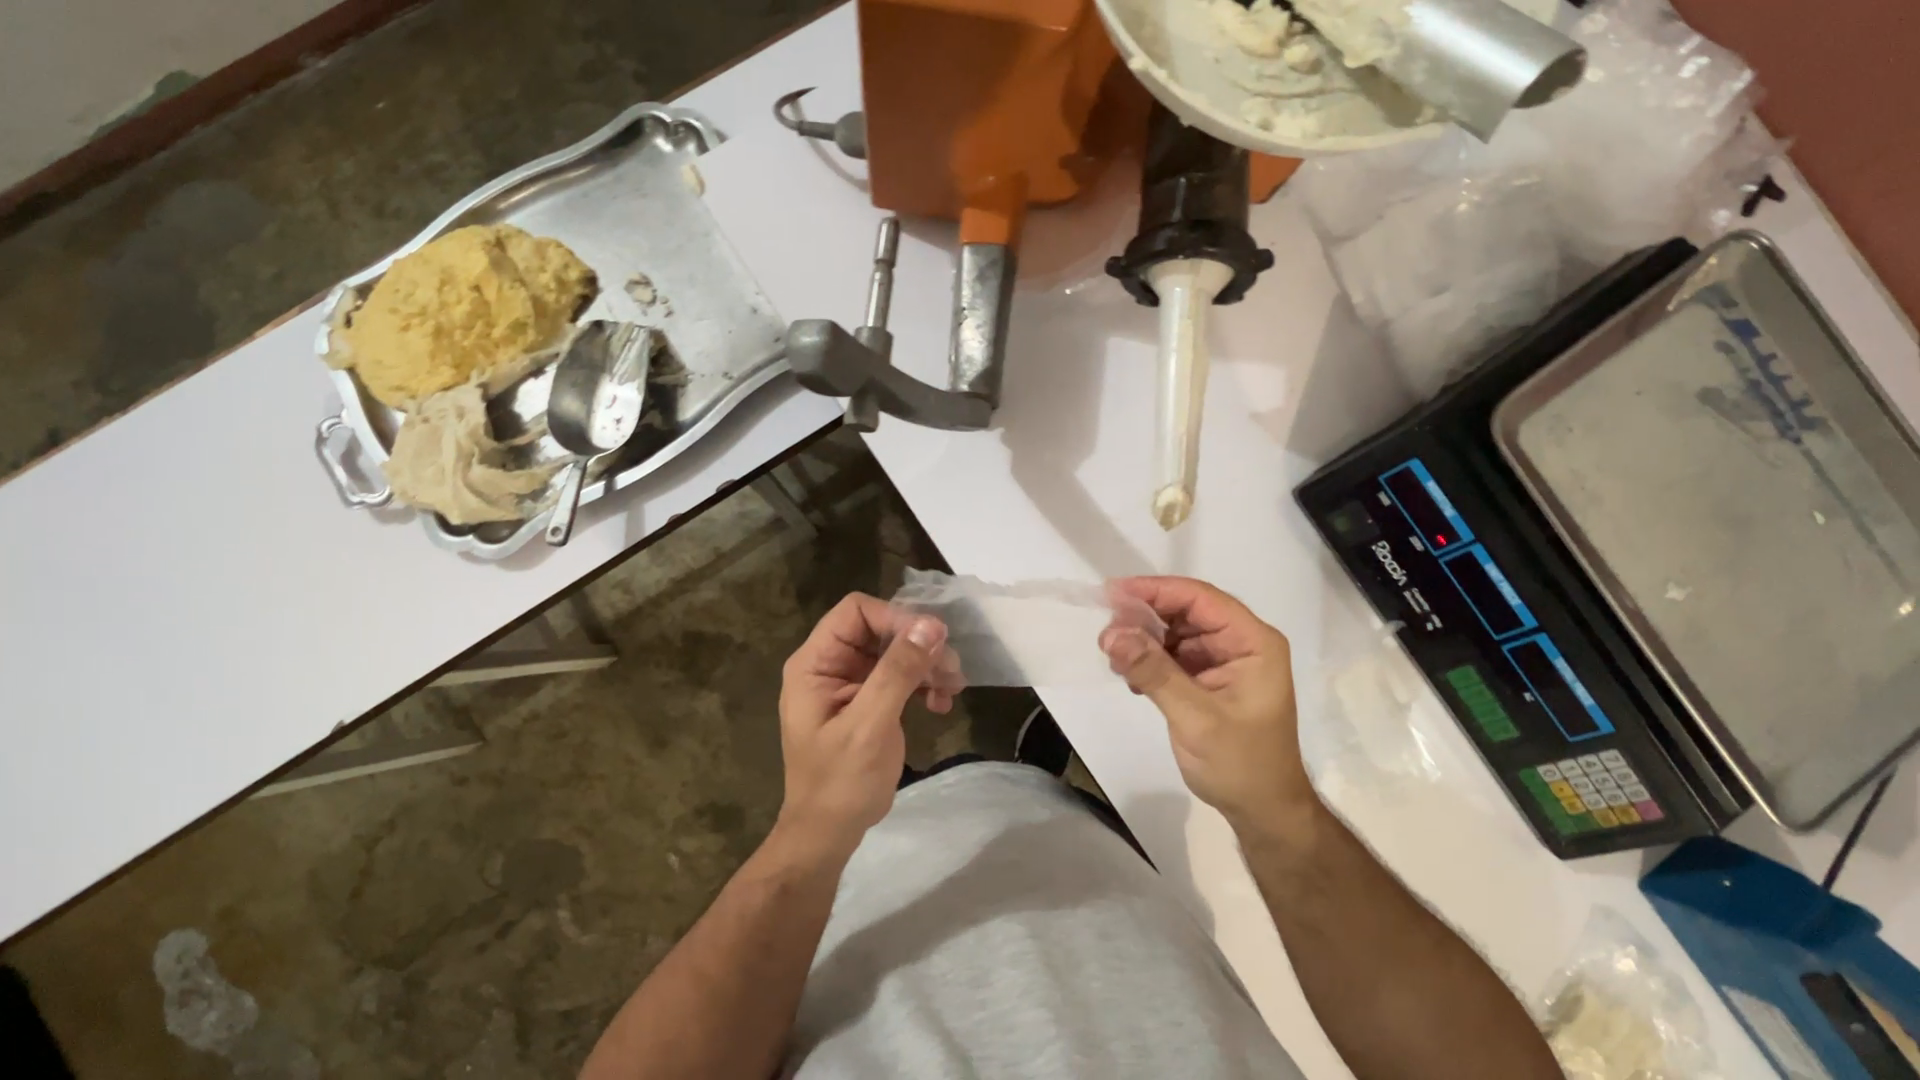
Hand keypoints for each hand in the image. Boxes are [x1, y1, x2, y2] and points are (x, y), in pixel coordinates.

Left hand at [776, 593, 948, 856]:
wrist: (830, 833)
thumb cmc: (841, 781)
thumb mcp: (870, 725)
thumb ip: (898, 673)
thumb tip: (932, 625)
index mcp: (815, 663)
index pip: (856, 612)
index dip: (896, 619)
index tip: (932, 642)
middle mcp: (830, 665)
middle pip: (880, 630)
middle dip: (918, 645)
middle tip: (951, 671)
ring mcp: (850, 684)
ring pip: (896, 652)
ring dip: (927, 665)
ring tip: (952, 689)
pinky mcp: (869, 702)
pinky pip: (900, 677)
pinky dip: (923, 685)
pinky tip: (941, 705)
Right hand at [1100, 576, 1316, 829]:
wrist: (1263, 811)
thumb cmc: (1241, 764)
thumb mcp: (1196, 718)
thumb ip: (1155, 673)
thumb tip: (1113, 634)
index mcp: (1253, 643)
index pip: (1200, 599)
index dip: (1156, 591)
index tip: (1112, 594)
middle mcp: (1241, 644)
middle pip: (1186, 612)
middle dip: (1145, 617)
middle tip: (1106, 633)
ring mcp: (1225, 662)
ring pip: (1176, 633)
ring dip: (1143, 640)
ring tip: (1113, 656)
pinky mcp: (1209, 680)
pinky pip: (1174, 656)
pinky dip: (1150, 661)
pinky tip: (1130, 677)